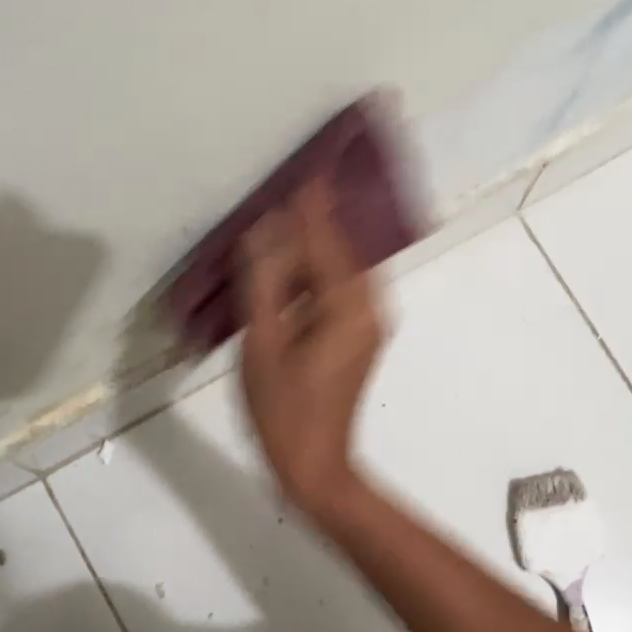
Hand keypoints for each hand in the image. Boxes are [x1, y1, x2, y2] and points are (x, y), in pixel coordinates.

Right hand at [238, 177, 386, 522]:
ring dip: (311, 247)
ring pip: (338, 269)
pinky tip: (286, 270)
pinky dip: (314, 275)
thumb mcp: (262, 344)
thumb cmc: (283, 410)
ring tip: (279, 223)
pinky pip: (337, 291)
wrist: (316, 465)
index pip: (327, 238)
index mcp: (348, 304)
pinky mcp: (359, 338)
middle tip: (283, 191)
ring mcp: (368, 324)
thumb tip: (265, 232)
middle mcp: (369, 306)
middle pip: (338, 249)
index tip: (306, 166)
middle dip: (312, 221)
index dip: (312, 203)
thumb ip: (263, 282)